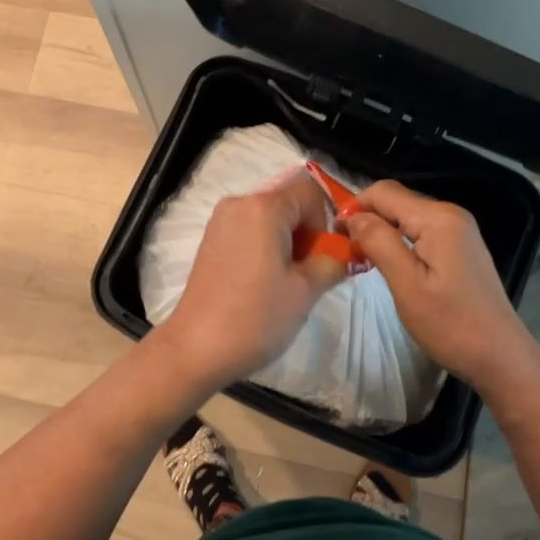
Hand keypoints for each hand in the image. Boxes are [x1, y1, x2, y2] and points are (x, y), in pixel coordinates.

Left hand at [150, 172, 346, 387]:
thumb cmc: (256, 316)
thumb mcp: (306, 291)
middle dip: (305, 232)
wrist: (196, 348)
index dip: (325, 221)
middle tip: (307, 273)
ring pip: (268, 217)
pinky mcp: (210, 240)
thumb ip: (332, 262)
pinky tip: (262, 281)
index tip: (322, 256)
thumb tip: (343, 252)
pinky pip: (249, 230)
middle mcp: (239, 203)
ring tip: (285, 281)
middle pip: (288, 202)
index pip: (310, 192)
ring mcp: (220, 221)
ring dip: (286, 241)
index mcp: (263, 207)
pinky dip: (264, 246)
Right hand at [344, 181, 533, 390]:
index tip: (335, 237)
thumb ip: (379, 243)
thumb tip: (352, 217)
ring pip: (407, 216)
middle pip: (396, 201)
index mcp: (438, 218)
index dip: (354, 208)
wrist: (500, 356)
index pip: (383, 192)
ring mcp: (459, 230)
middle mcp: (451, 214)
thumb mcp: (406, 285)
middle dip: (367, 219)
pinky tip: (392, 265)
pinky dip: (400, 241)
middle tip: (347, 252)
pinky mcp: (461, 246)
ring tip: (364, 260)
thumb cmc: (451, 324)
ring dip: (382, 231)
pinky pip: (421, 231)